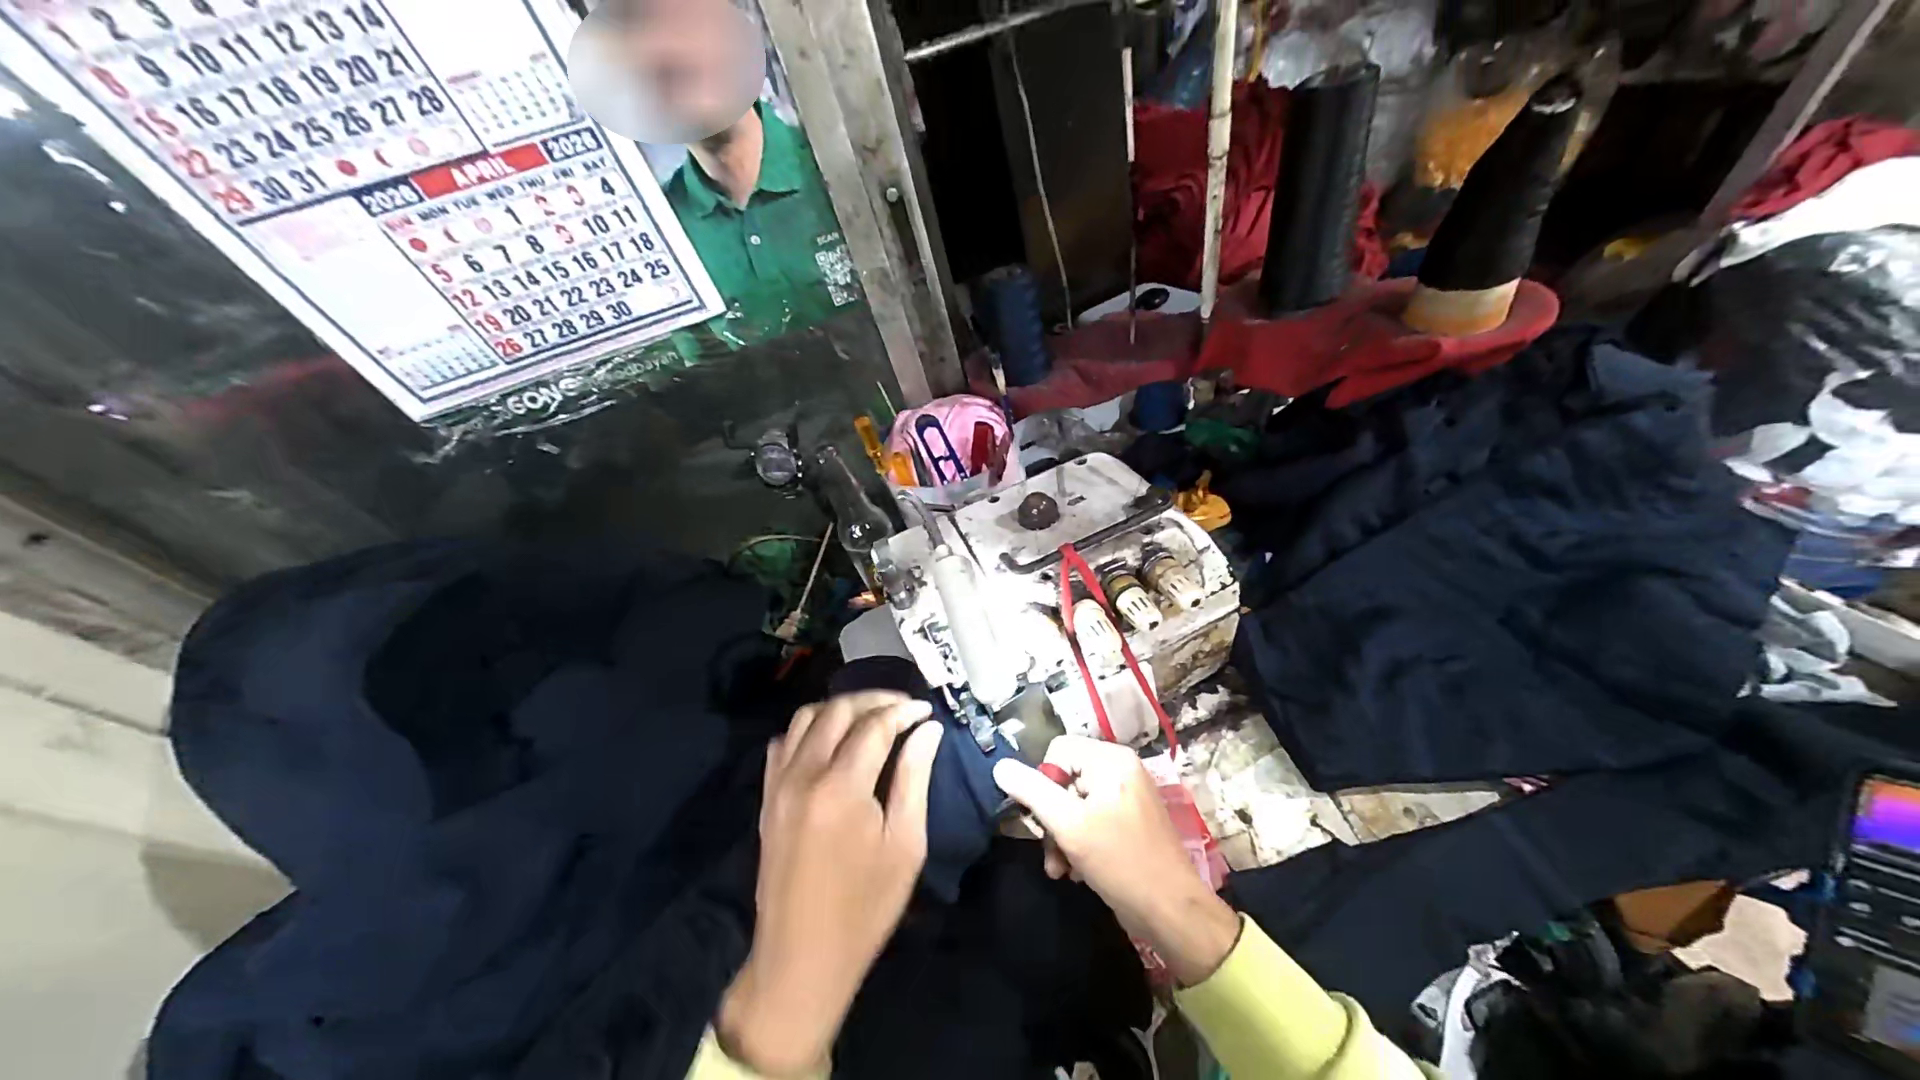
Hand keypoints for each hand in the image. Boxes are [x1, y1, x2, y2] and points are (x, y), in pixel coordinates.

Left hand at [715, 691, 943, 1077]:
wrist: (802, 956)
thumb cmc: (865, 906)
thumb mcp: (905, 844)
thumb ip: (915, 777)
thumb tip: (927, 730)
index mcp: (842, 787)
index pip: (875, 725)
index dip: (904, 710)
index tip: (927, 710)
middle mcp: (804, 774)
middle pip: (838, 710)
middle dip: (875, 700)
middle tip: (904, 708)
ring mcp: (778, 784)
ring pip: (805, 718)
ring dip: (840, 709)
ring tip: (871, 717)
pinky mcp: (766, 797)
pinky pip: (783, 743)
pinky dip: (809, 729)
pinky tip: (831, 742)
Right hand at [993, 736, 1240, 986]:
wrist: (1173, 914)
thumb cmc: (1121, 863)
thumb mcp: (1069, 826)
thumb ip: (1032, 792)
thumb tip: (1000, 766)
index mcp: (1112, 759)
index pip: (1057, 752)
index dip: (1043, 784)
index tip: (1045, 819)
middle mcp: (1122, 769)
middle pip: (1065, 779)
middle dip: (1052, 818)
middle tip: (1051, 852)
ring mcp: (1128, 795)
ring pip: (1074, 803)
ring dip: (1062, 836)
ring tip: (1062, 869)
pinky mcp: (1130, 821)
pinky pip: (1092, 819)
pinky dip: (1080, 843)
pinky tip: (1078, 872)